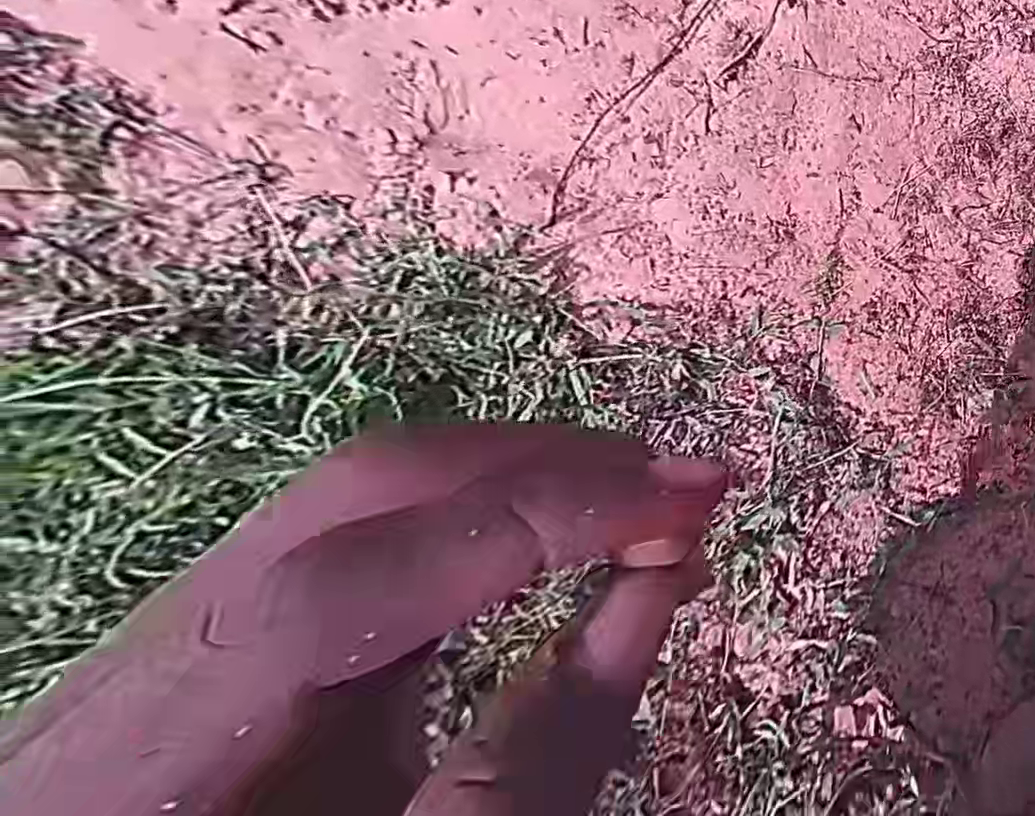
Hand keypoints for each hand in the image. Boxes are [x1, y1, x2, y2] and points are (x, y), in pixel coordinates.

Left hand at [0, 424, 729, 815]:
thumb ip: (548, 744)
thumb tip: (666, 578)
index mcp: (155, 749)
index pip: (373, 574)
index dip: (558, 517)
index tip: (696, 503)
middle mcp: (158, 644)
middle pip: (382, 482)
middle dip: (562, 467)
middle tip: (683, 487)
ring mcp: (204, 602)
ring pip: (395, 474)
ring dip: (545, 468)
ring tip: (647, 495)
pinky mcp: (266, 589)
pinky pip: (401, 504)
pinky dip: (510, 493)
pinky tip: (571, 515)